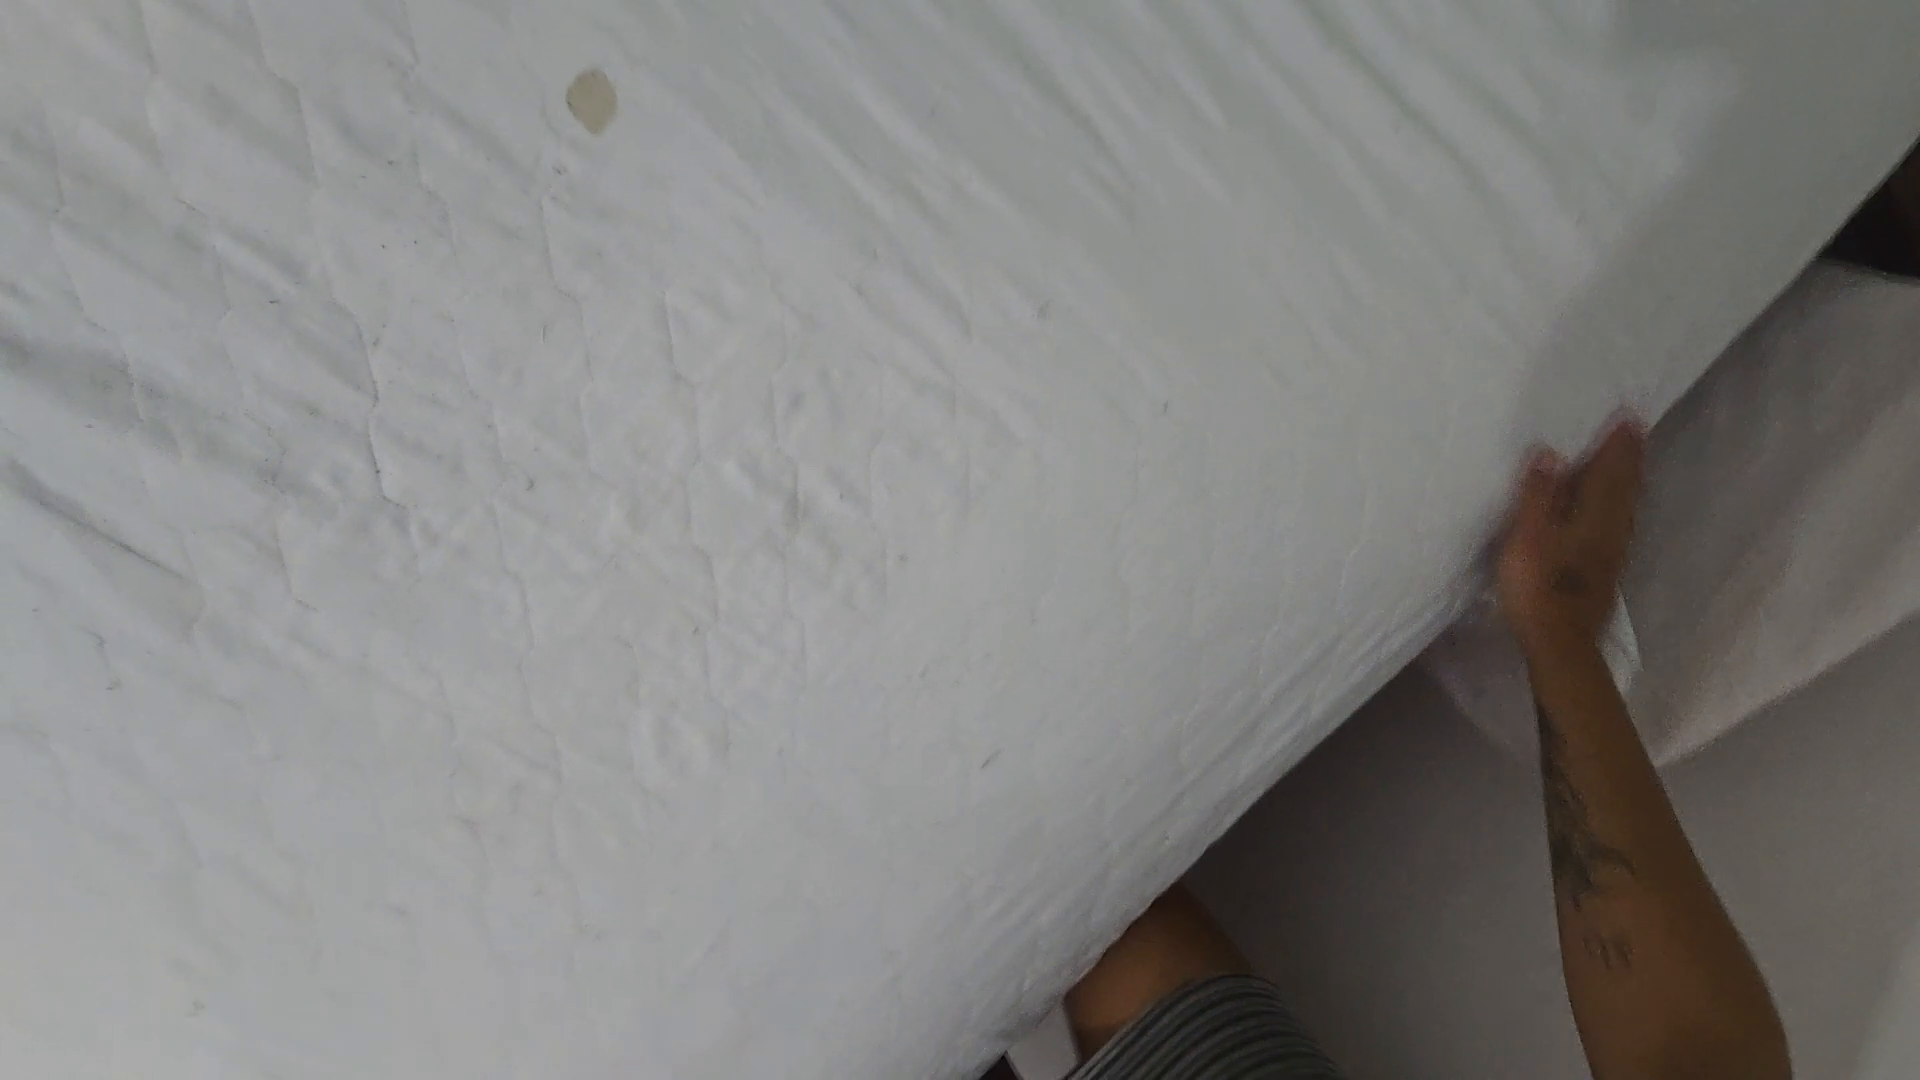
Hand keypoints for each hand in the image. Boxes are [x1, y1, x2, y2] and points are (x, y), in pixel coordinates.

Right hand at [1497, 417, 1645, 650]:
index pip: (1609, 472)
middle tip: (1634, 431)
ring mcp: (1610, 551)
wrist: (1557, 638)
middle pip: (1625, 487)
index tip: (1627, 416)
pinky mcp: (1603, 568)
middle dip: (1628, 458)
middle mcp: (1611, 529)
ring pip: (1625, 506)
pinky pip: (1617, 523)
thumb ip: (1538, 495)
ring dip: (1627, 480)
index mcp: (1593, 518)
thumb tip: (1550, 452)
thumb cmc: (1536, 585)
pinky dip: (1619, 504)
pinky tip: (1612, 509)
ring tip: (1627, 461)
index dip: (1617, 445)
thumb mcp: (1527, 536)